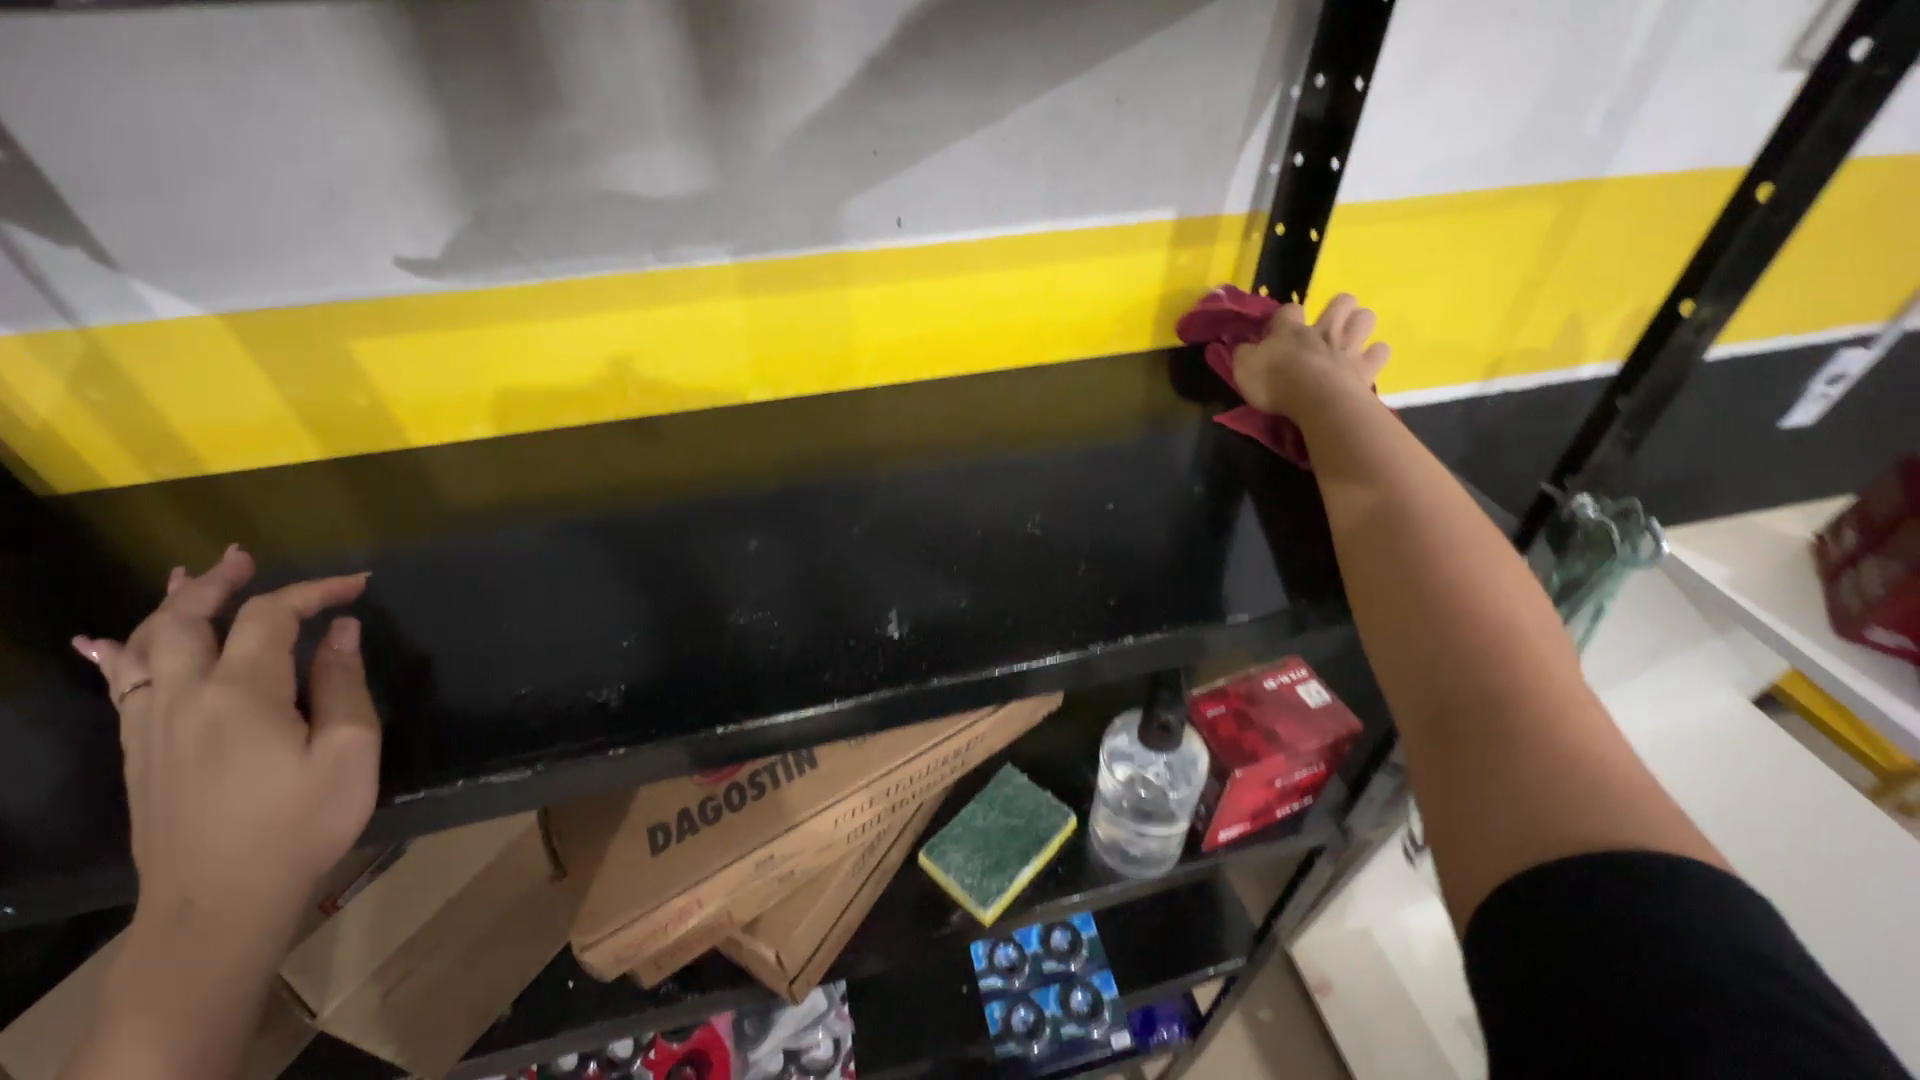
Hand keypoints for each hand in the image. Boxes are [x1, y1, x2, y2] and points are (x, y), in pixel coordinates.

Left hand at [72, 546, 380, 951]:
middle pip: (186, 619)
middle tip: (244, 560)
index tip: (357, 586)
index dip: (313, 591)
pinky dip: (124, 652)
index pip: (271, 616)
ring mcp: (151, 726)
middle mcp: (184, 697)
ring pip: (143, 646)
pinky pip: (122, 685)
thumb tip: (341, 632)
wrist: (219, 901)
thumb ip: (343, 686)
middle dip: (218, 583)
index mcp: (241, 693)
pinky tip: (122, 644)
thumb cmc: (298, 825)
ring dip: (168, 607)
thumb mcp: (349, 754)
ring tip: (187, 581)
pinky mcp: (138, 754)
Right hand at [1231, 292, 1391, 415]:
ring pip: (1365, 318)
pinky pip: (1380, 352)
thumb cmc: (1276, 383)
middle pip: (1341, 301)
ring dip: (1360, 325)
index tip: (1279, 329)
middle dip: (1338, 308)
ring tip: (1351, 339)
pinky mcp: (1367, 367)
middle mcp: (1323, 331)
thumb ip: (1244, 354)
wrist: (1316, 400)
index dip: (1286, 316)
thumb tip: (1244, 346)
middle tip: (1329, 325)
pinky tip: (1368, 362)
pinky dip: (1375, 355)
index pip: (1289, 310)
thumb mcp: (1244, 369)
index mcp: (1291, 330)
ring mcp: (1349, 346)